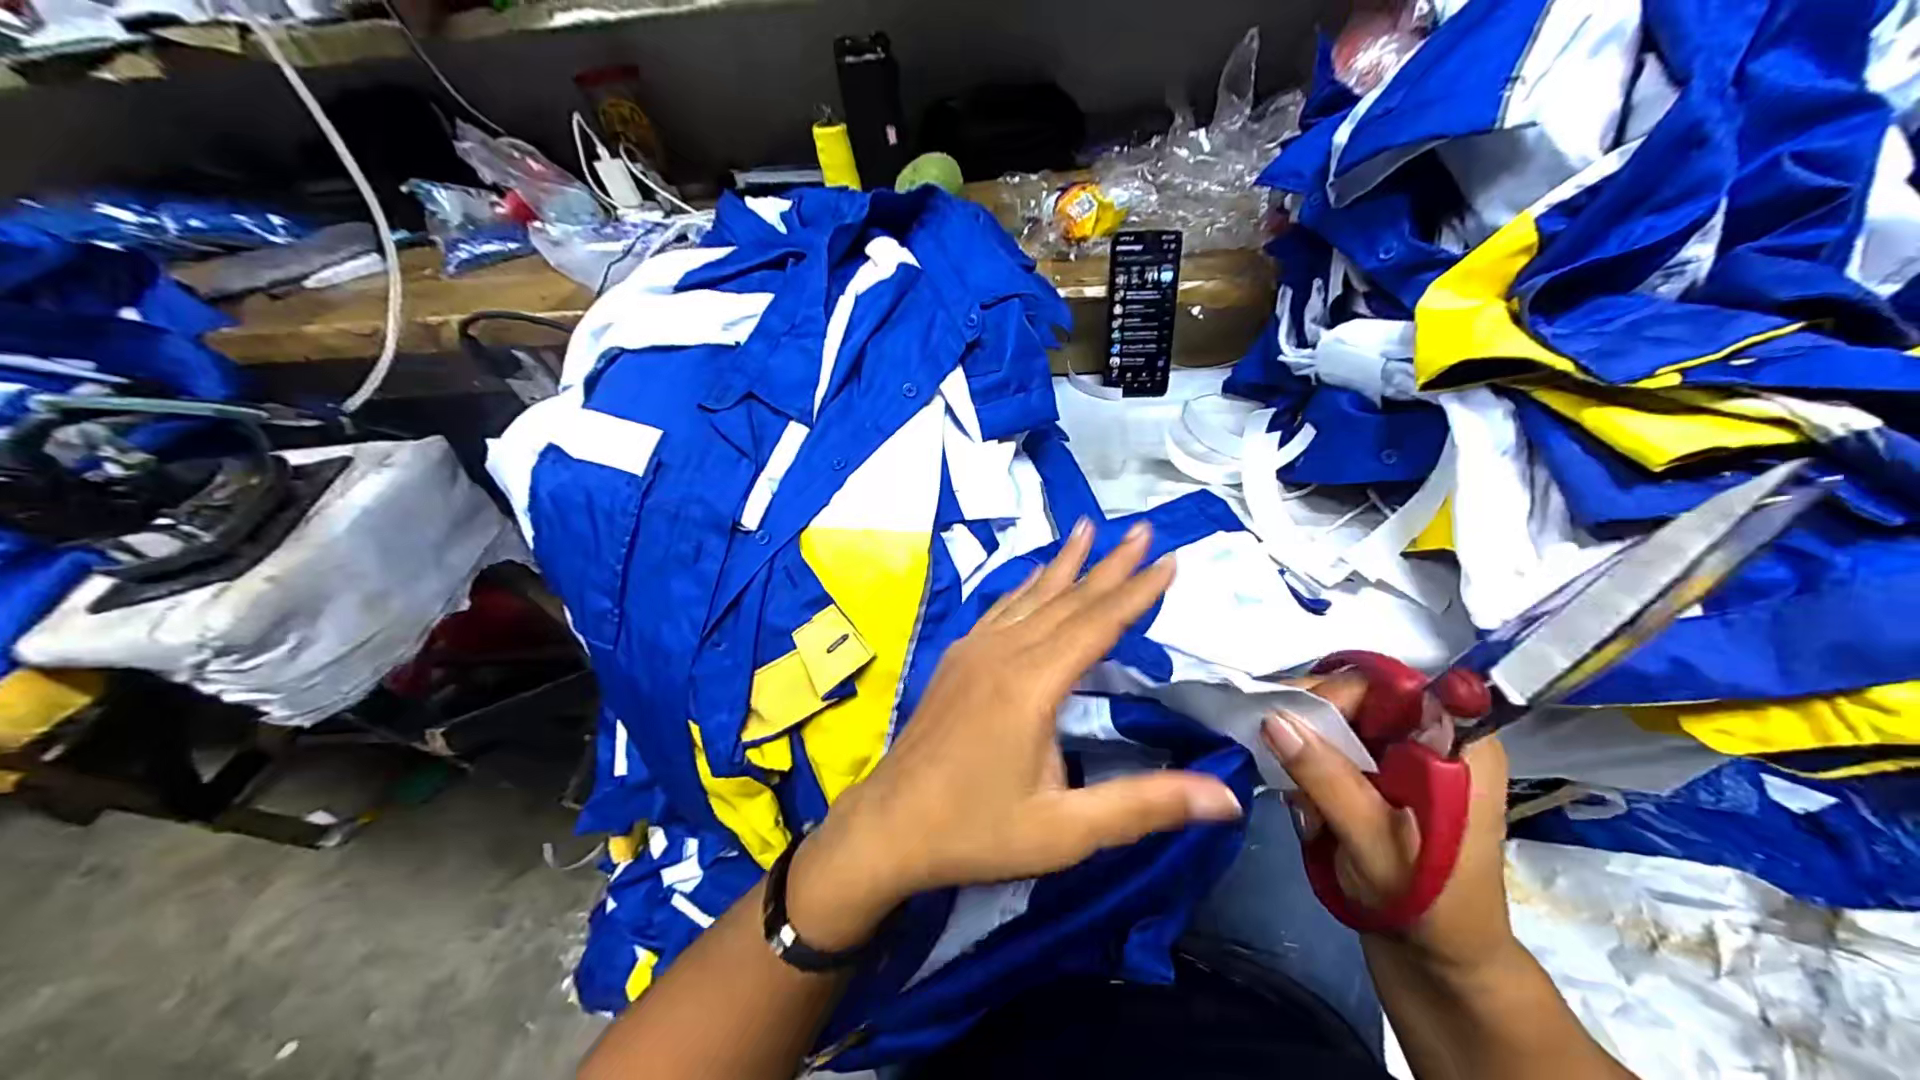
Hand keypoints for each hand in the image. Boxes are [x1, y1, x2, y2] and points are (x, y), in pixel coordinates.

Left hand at [784, 519, 1244, 950]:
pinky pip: (1000, 609)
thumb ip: (1143, 806)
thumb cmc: (976, 829)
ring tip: (1089, 528)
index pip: (1097, 624)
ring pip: (1031, 596)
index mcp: (1032, 684)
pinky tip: (1033, 577)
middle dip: (1110, 564)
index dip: (1137, 592)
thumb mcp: (1064, 830)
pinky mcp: (956, 660)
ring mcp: (974, 652)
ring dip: (1065, 563)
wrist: (887, 826)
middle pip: (1068, 599)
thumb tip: (1226, 796)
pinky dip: (1026, 586)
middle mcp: (1003, 654)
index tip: (1169, 559)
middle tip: (1144, 529)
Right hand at [1263, 671, 1516, 973]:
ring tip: (1295, 790)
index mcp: (1458, 745)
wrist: (1439, 957)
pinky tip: (1305, 800)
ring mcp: (1407, 755)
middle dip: (1313, 722)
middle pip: (1360, 696)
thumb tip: (1274, 719)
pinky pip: (1335, 744)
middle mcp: (1435, 738)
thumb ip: (1328, 779)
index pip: (1392, 685)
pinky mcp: (1383, 772)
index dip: (1339, 691)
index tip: (1293, 717)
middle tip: (1277, 751)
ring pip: (1340, 719)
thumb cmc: (1425, 904)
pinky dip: (1309, 764)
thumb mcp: (1374, 843)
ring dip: (1306, 747)